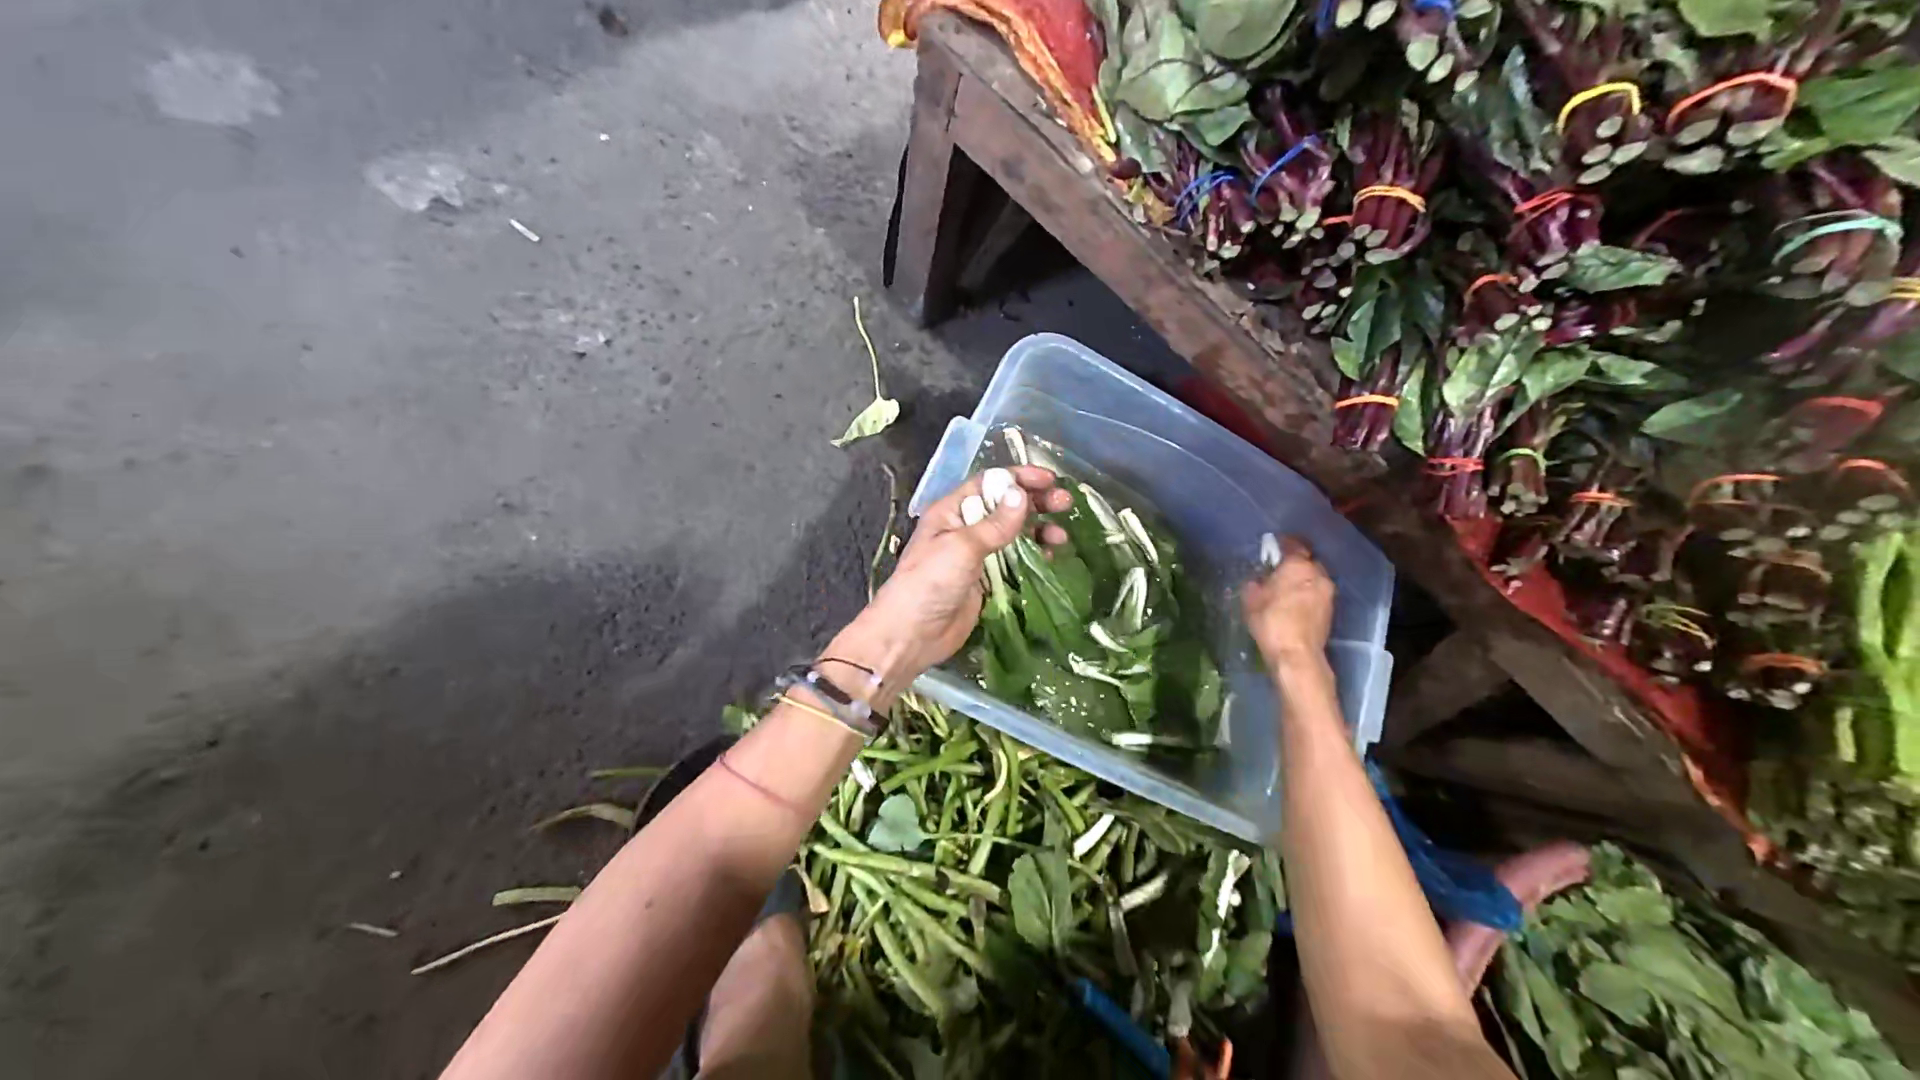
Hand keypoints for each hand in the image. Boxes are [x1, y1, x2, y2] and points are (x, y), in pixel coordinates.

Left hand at [827, 466, 1070, 704]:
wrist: (912, 634)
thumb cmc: (930, 583)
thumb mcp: (962, 547)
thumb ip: (995, 523)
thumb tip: (1021, 494)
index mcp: (952, 511)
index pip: (989, 483)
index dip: (1019, 478)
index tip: (1050, 479)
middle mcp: (965, 528)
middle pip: (1005, 507)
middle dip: (1035, 502)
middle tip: (1065, 504)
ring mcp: (976, 555)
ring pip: (1013, 534)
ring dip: (1038, 530)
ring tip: (1061, 535)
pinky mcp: (986, 580)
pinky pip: (1015, 561)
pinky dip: (1033, 555)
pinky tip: (1051, 555)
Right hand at [1243, 535, 1335, 675]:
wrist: (1296, 654)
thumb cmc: (1270, 621)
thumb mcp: (1251, 599)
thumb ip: (1255, 583)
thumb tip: (1259, 580)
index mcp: (1298, 566)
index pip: (1293, 544)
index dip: (1283, 543)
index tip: (1274, 545)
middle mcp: (1318, 574)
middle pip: (1308, 561)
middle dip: (1295, 563)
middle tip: (1280, 569)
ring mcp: (1328, 593)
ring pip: (1315, 578)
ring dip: (1303, 579)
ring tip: (1288, 588)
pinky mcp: (1331, 610)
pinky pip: (1318, 593)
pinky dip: (1308, 593)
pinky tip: (1296, 603)